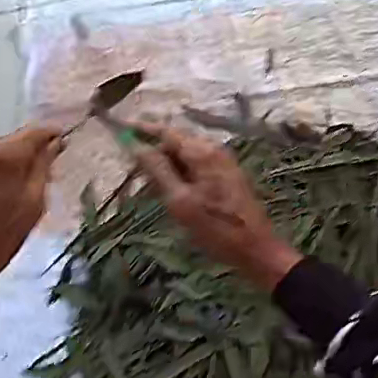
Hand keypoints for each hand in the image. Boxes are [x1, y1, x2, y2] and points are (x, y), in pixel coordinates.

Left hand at [0, 125, 60, 360]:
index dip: (52, 135)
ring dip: (9, 161)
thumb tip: (53, 145)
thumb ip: (43, 167)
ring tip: (18, 187)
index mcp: (4, 155)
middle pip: (14, 140)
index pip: (36, 131)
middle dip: (29, 151)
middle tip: (43, 171)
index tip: (62, 143)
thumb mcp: (33, 203)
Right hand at [131, 123, 303, 289]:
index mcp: (203, 152)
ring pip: (185, 156)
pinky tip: (170, 192)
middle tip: (132, 173)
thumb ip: (158, 170)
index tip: (121, 127)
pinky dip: (179, 174)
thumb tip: (136, 146)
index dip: (142, 129)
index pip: (166, 131)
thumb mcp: (180, 201)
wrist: (256, 249)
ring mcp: (223, 162)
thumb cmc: (216, 228)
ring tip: (148, 187)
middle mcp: (214, 149)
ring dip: (165, 166)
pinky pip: (196, 166)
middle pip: (175, 142)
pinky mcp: (226, 175)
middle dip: (153, 153)